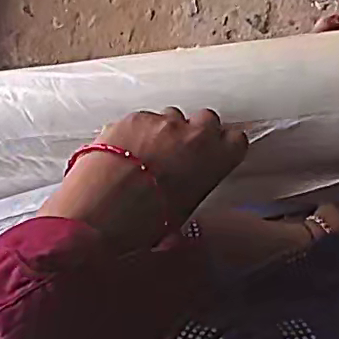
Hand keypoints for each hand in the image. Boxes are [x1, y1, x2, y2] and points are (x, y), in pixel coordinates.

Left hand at [38, 108, 247, 249]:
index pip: (235, 139)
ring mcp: (162, 122)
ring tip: (144, 156)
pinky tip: (123, 154)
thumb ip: (193, 185)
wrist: (102, 212)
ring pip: (169, 117)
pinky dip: (134, 133)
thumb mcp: (184, 210)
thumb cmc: (146, 221)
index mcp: (216, 159)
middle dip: (193, 132)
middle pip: (205, 120)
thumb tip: (184, 187)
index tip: (213, 153)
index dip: (222, 146)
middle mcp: (195, 134)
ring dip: (162, 131)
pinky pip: (140, 120)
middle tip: (178, 153)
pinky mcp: (132, 118)